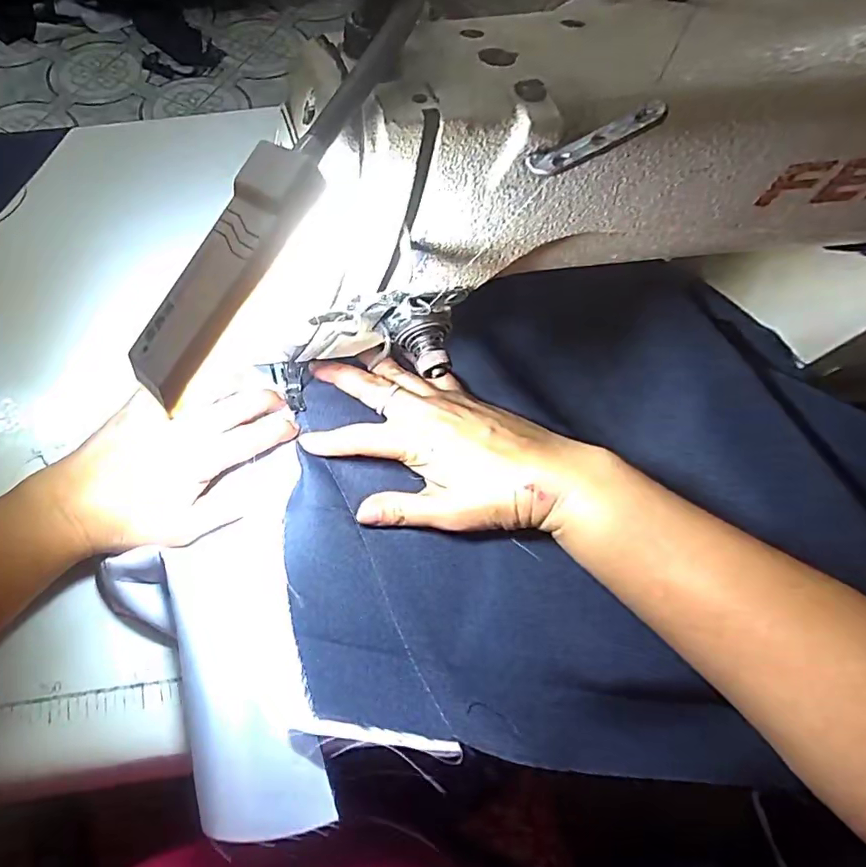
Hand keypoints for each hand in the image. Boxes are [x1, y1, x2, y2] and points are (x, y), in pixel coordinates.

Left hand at [40, 387, 298, 553]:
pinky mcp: (141, 401)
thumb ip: (225, 509)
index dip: (277, 430)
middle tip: (279, 404)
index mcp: (199, 461)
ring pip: (212, 384)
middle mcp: (185, 428)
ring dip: (240, 384)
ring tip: (253, 388)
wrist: (76, 502)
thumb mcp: (183, 530)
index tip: (291, 428)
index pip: (251, 438)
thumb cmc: (129, 520)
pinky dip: (202, 378)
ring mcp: (162, 411)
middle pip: (238, 402)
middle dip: (267, 400)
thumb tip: (261, 493)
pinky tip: (210, 381)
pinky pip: (178, 381)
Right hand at [298, 357, 623, 536]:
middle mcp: (428, 412)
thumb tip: (364, 512)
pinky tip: (413, 366)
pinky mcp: (469, 399)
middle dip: (342, 377)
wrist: (557, 476)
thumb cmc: (504, 496)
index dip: (331, 441)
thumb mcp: (447, 511)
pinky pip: (433, 374)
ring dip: (374, 365)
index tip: (308, 440)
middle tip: (318, 367)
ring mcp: (450, 400)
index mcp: (416, 439)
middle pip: (375, 389)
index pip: (360, 438)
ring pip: (402, 374)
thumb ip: (401, 509)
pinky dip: (414, 367)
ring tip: (355, 354)